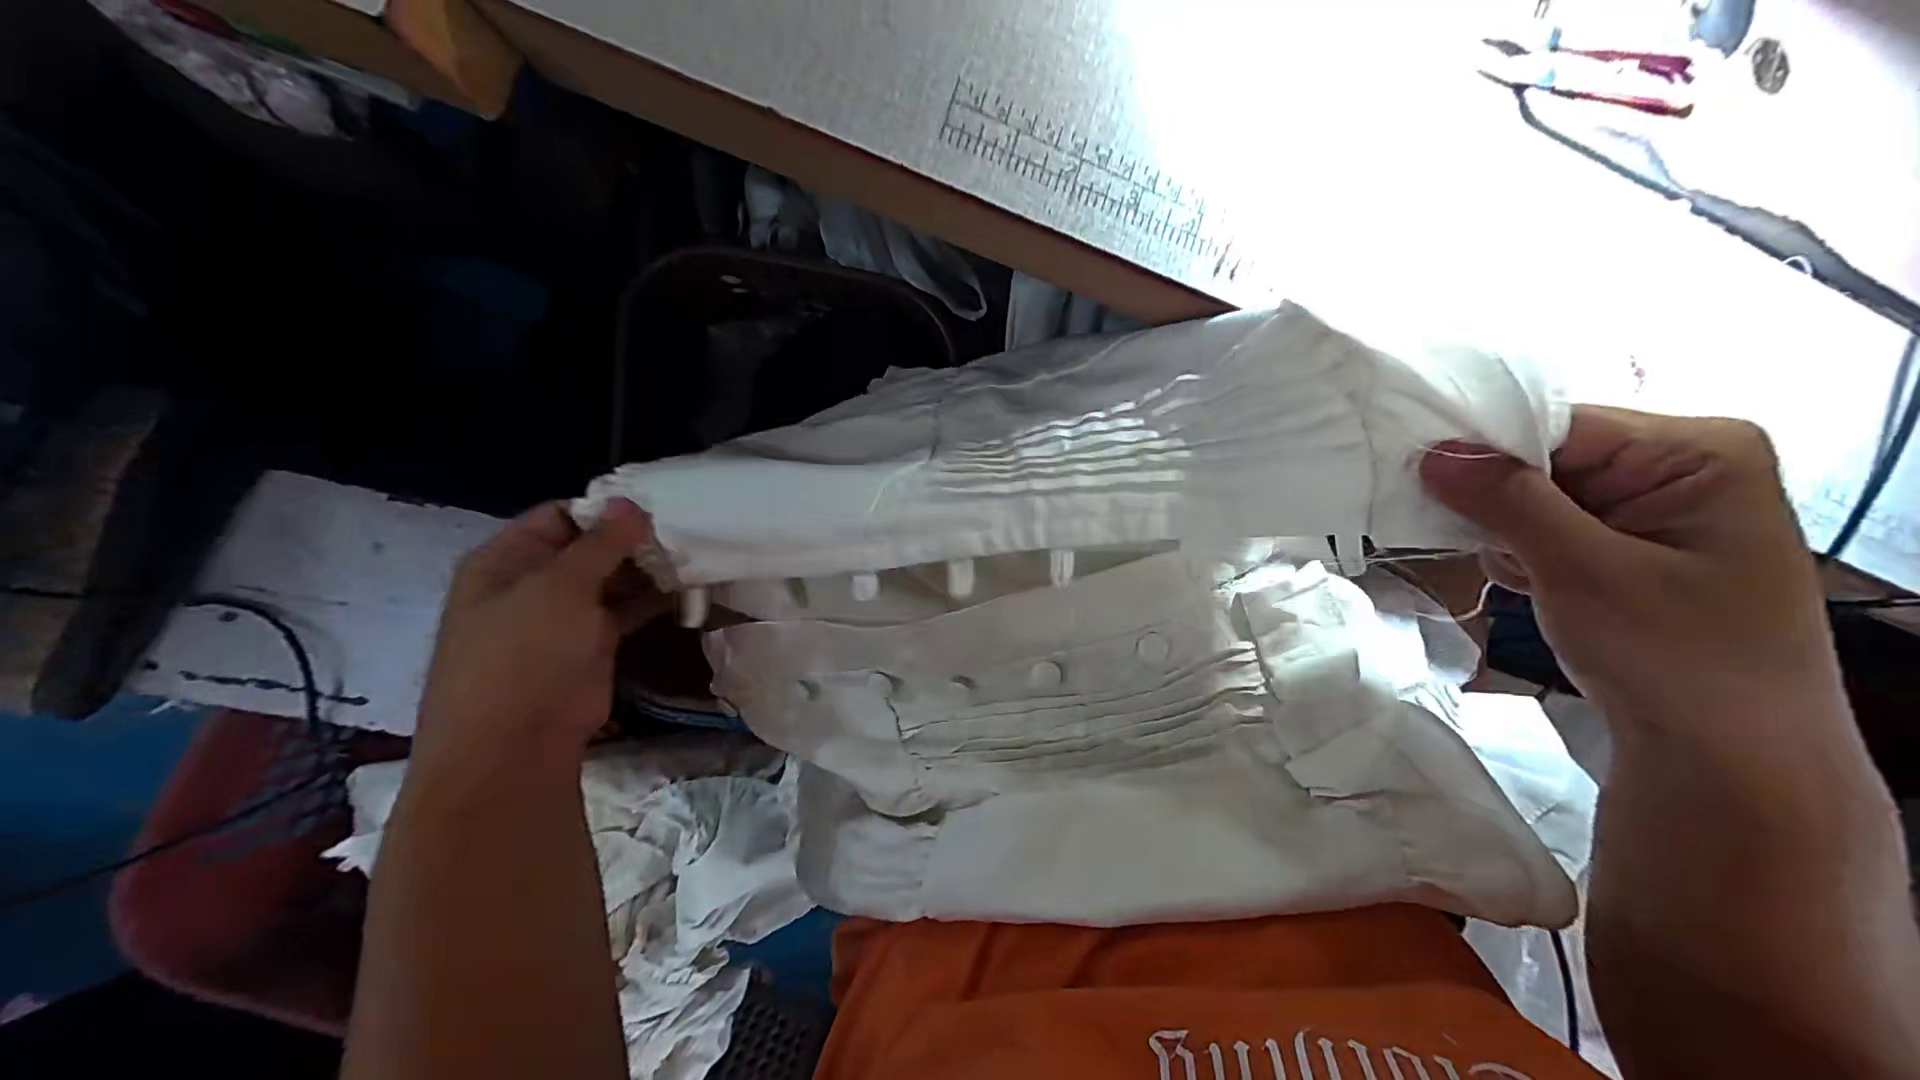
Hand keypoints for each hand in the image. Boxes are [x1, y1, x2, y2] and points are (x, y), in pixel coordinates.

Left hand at [413, 499, 664, 775]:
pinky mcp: (592, 645)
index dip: (604, 508)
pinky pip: (625, 611)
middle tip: (685, 527)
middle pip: (589, 547)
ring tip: (693, 553)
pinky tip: (687, 587)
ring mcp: (563, 616)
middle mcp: (533, 582)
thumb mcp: (559, 587)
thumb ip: (600, 544)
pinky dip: (653, 600)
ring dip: (647, 569)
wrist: (516, 745)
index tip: (655, 502)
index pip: (559, 515)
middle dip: (633, 538)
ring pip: (611, 579)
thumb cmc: (524, 653)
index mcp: (506, 559)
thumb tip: (631, 504)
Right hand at [1418, 405, 1844, 732]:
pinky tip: (1534, 586)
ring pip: (1536, 495)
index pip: (1559, 425)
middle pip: (1546, 457)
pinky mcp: (1630, 546)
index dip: (1485, 451)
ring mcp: (1655, 509)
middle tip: (1489, 546)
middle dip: (1499, 502)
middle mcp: (1680, 467)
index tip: (1422, 483)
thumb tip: (1434, 454)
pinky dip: (1520, 553)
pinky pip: (1547, 527)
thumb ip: (1509, 503)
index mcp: (1698, 451)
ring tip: (1525, 578)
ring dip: (1507, 534)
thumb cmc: (1679, 661)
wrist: (1731, 762)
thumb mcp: (1585, 573)